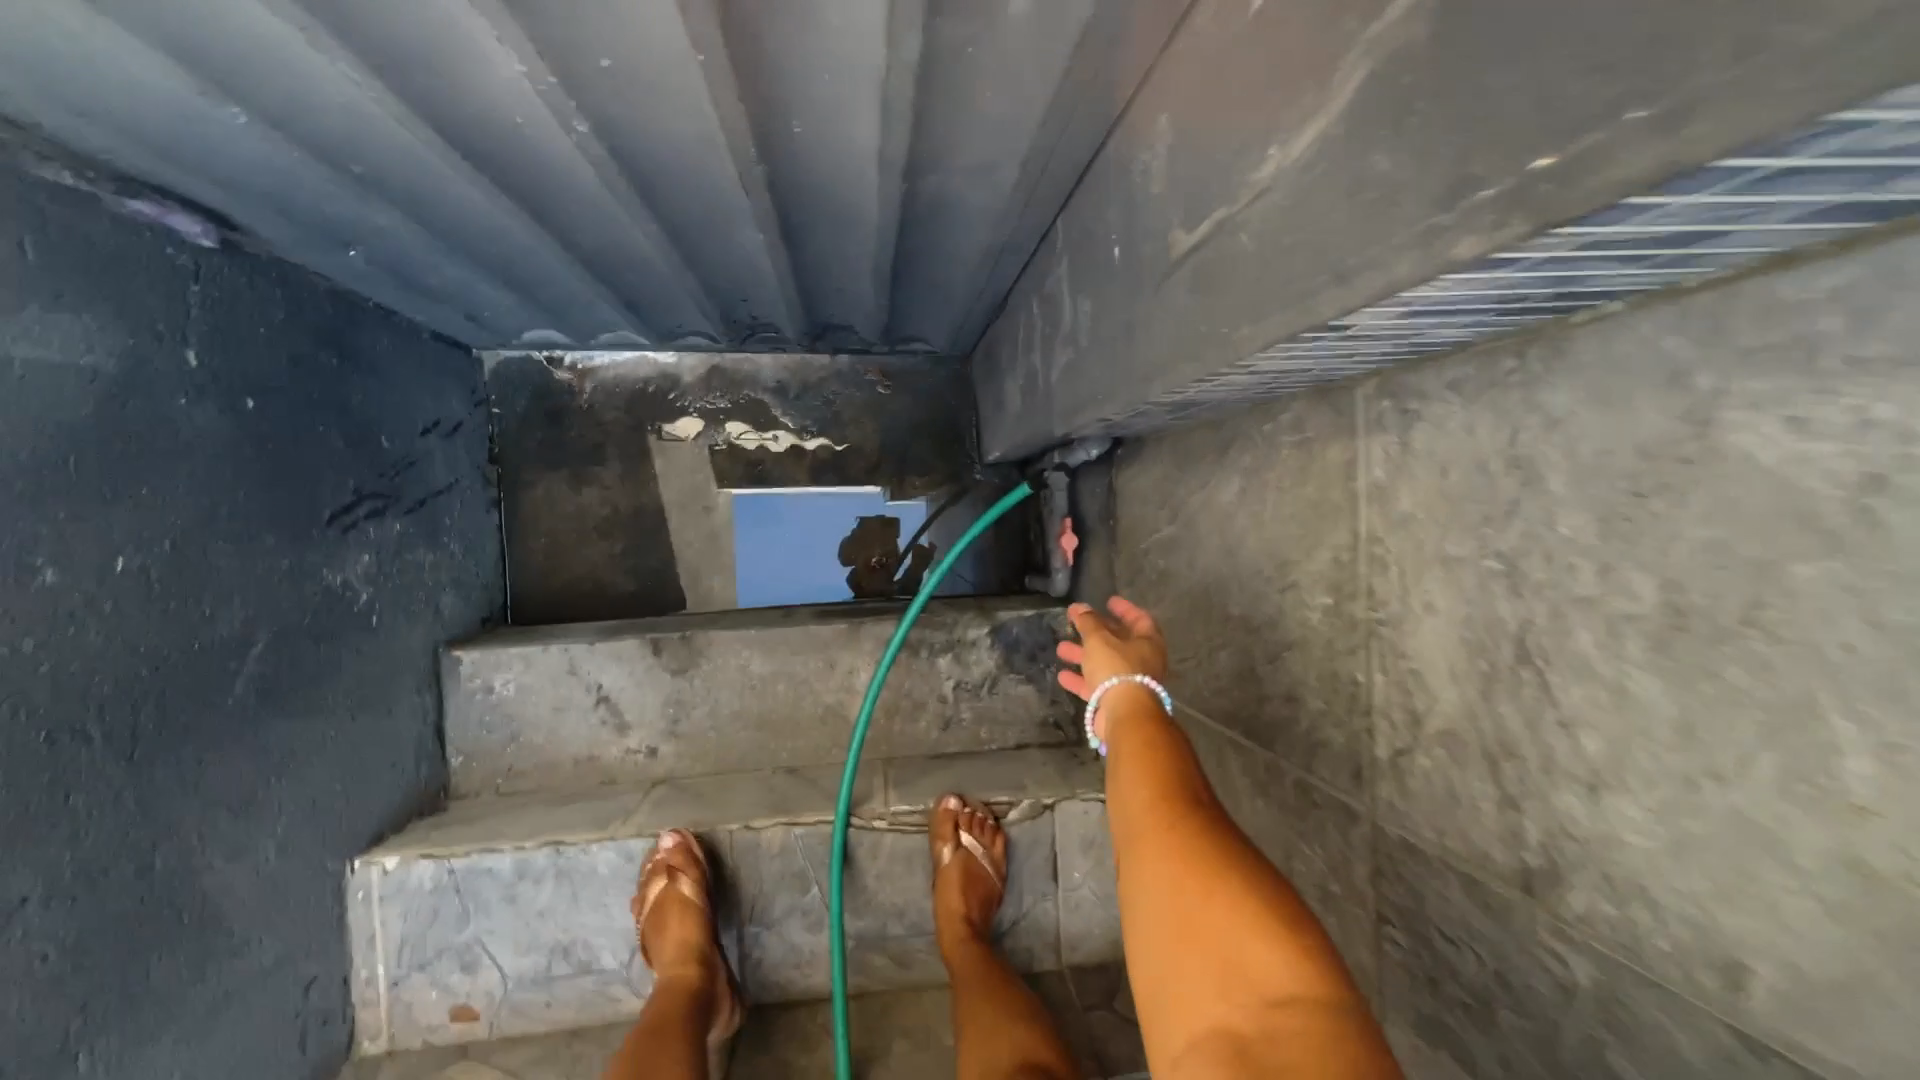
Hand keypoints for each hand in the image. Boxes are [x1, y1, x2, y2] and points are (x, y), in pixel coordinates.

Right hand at [1055, 596, 1167, 700]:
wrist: (1124, 714)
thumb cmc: (1116, 667)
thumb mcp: (1098, 639)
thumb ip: (1087, 622)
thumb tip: (1079, 607)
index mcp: (1148, 642)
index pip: (1139, 618)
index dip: (1124, 608)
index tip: (1108, 601)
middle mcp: (1143, 661)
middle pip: (1118, 642)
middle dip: (1095, 632)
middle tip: (1077, 623)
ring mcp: (1130, 682)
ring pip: (1105, 664)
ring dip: (1083, 656)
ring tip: (1060, 648)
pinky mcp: (1116, 701)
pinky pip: (1098, 685)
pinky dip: (1081, 679)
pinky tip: (1062, 675)